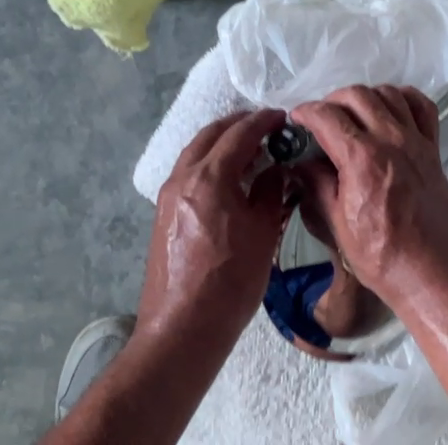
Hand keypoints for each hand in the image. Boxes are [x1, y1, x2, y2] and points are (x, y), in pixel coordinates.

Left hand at [136, 109, 290, 345]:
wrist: (182, 330)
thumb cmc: (230, 281)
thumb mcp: (263, 232)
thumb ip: (271, 190)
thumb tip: (275, 170)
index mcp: (210, 177)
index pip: (240, 133)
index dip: (264, 121)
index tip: (284, 117)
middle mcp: (183, 177)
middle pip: (211, 134)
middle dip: (239, 125)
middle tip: (266, 128)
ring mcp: (168, 196)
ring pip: (196, 152)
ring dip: (222, 143)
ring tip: (250, 151)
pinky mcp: (163, 215)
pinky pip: (189, 172)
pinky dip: (210, 163)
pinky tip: (229, 179)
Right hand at [290, 86, 447, 306]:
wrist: (432, 272)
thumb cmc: (380, 256)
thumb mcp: (337, 224)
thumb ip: (317, 184)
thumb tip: (299, 162)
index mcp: (362, 158)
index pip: (327, 116)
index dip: (306, 113)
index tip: (296, 120)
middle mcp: (390, 139)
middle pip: (357, 95)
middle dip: (332, 100)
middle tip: (321, 119)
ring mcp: (416, 140)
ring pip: (389, 93)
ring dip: (365, 97)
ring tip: (352, 115)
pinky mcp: (433, 147)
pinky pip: (421, 106)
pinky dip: (403, 99)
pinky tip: (390, 110)